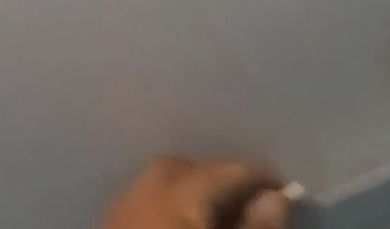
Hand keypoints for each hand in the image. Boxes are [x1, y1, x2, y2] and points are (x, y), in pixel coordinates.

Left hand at [102, 157, 295, 228]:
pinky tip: (180, 218)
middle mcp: (141, 190)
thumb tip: (277, 197)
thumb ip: (252, 228)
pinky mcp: (106, 222)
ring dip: (189, 188)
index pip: (221, 171)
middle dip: (216, 177)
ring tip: (218, 211)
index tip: (282, 188)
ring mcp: (116, 208)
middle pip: (182, 167)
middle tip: (249, 200)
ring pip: (157, 180)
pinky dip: (164, 202)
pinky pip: (139, 198)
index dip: (255, 176)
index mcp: (175, 194)